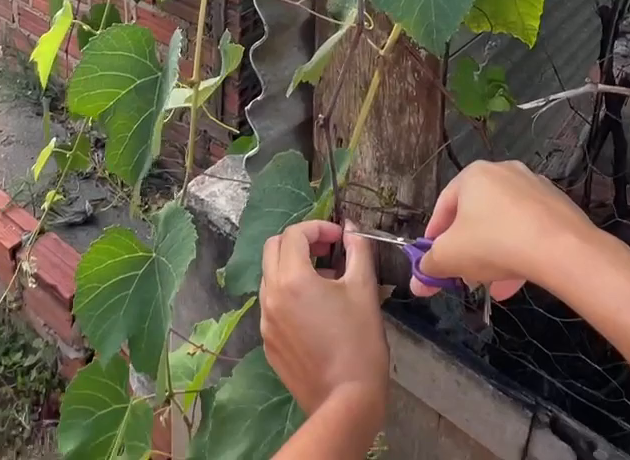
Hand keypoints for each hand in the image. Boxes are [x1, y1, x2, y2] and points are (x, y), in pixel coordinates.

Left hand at [259, 220, 389, 421]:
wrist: (346, 402)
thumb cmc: (359, 341)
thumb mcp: (364, 289)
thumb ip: (357, 251)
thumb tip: (351, 229)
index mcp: (291, 279)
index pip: (294, 234)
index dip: (318, 227)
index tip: (339, 237)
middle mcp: (270, 296)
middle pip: (273, 249)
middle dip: (299, 241)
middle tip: (327, 250)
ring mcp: (265, 322)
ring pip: (270, 277)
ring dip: (293, 267)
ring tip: (325, 282)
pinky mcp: (268, 343)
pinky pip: (272, 305)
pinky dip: (289, 294)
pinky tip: (315, 312)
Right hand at [413, 160, 604, 298]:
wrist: (563, 249)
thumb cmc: (495, 243)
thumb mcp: (451, 257)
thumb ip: (430, 266)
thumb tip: (416, 284)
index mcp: (473, 174)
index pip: (444, 204)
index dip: (435, 234)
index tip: (434, 258)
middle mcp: (503, 171)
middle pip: (476, 214)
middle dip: (468, 246)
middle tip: (465, 273)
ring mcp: (534, 186)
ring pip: (504, 222)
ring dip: (494, 252)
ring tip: (494, 284)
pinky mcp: (558, 205)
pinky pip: (529, 227)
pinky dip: (520, 248)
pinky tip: (518, 276)